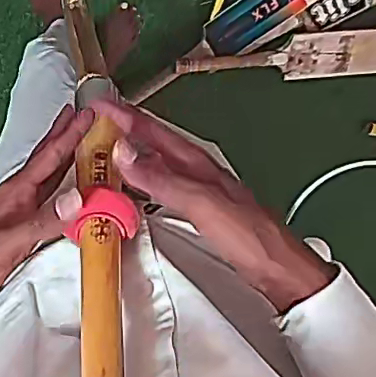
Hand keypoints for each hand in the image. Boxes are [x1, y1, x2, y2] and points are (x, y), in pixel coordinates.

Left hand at [0, 105, 91, 309]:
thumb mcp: (8, 244)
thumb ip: (41, 222)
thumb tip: (75, 200)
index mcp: (14, 194)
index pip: (48, 158)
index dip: (69, 135)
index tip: (87, 114)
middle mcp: (18, 196)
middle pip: (47, 158)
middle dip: (65, 134)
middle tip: (83, 113)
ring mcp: (20, 210)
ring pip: (49, 174)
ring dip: (65, 155)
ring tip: (78, 139)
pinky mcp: (22, 225)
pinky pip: (49, 195)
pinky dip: (63, 182)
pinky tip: (69, 185)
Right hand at [94, 99, 335, 311]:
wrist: (279, 270)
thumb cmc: (250, 237)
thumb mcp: (201, 204)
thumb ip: (162, 179)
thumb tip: (125, 153)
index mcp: (198, 163)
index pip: (154, 130)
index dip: (125, 115)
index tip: (99, 106)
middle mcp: (197, 172)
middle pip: (154, 141)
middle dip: (125, 128)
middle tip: (97, 124)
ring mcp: (198, 190)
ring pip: (157, 163)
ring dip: (131, 155)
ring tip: (107, 152)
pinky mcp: (198, 210)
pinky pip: (160, 187)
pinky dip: (141, 182)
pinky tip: (135, 190)